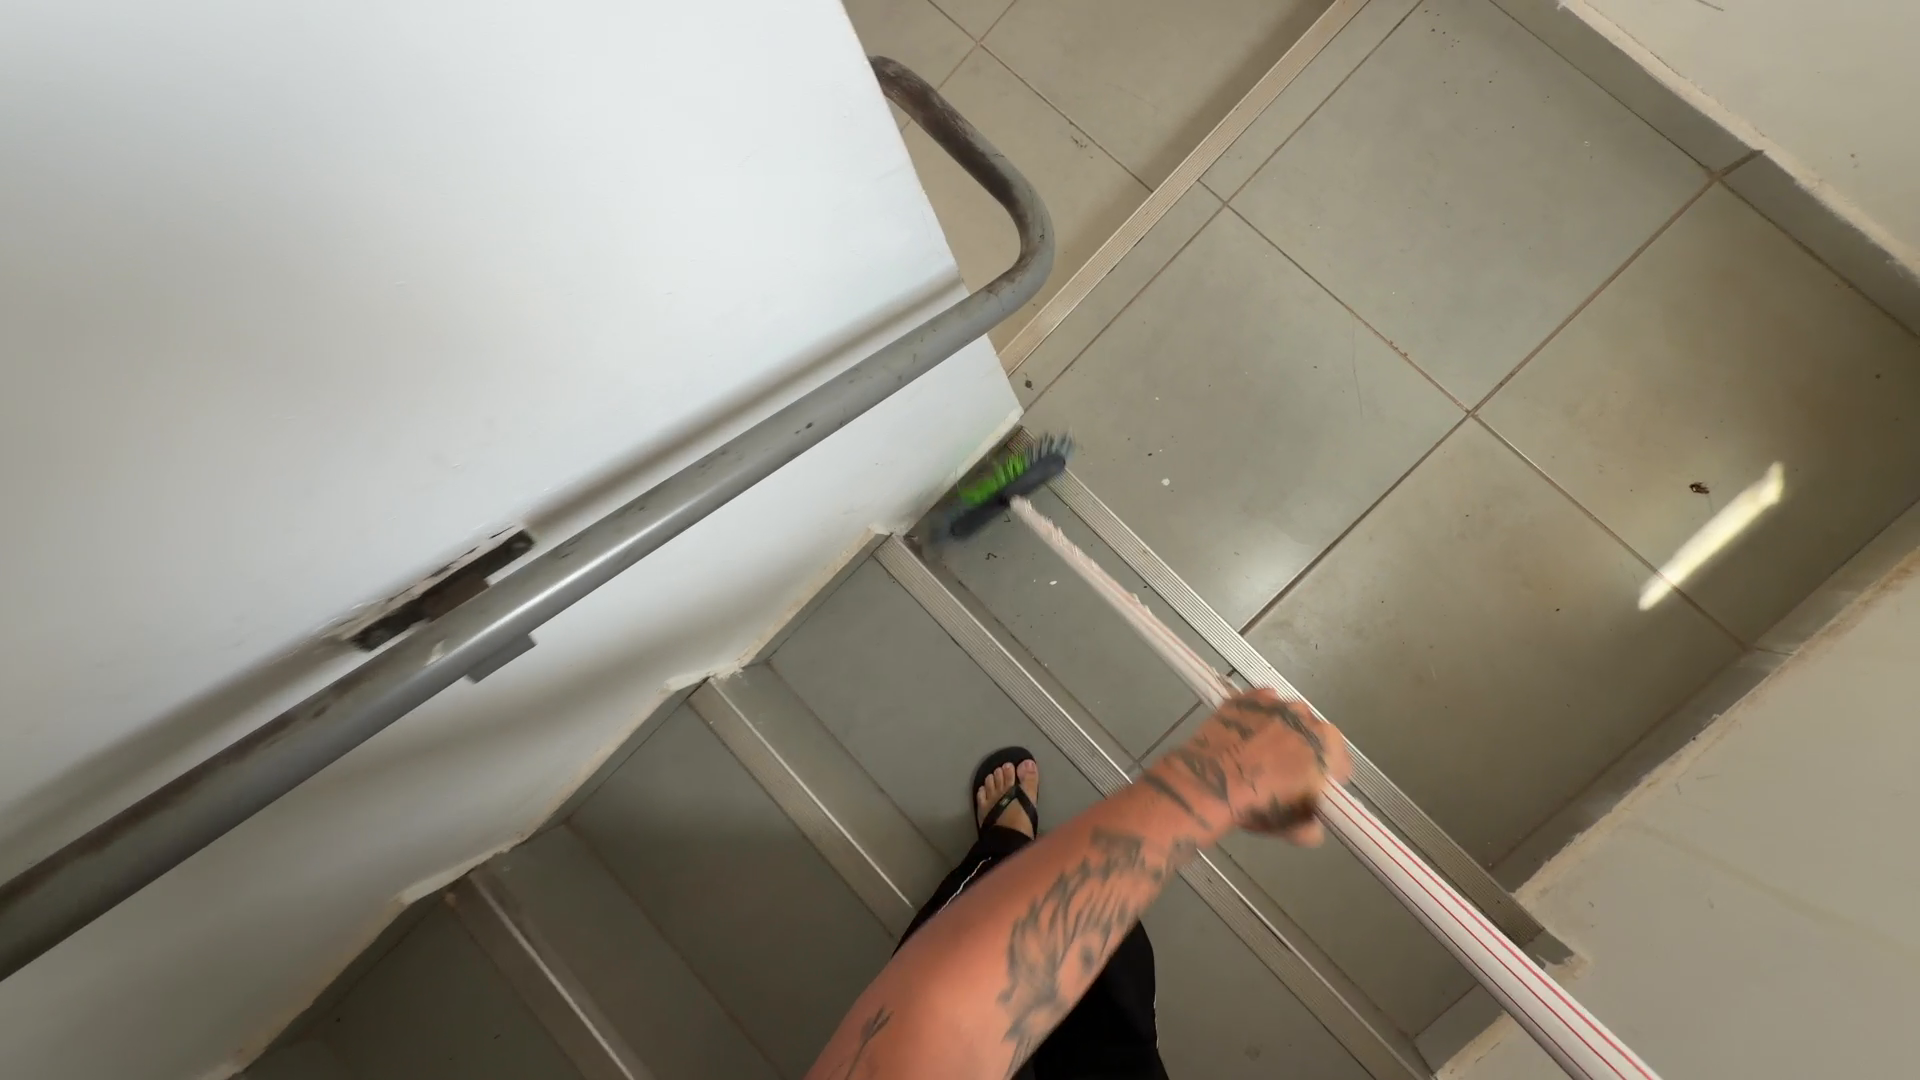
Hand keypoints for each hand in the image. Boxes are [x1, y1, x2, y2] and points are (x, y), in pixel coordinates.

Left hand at [1144, 688, 1351, 845]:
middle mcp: (1303, 715)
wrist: (1208, 783)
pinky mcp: (1243, 699)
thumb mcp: (1296, 827)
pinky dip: (1256, 718)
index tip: (1316, 787)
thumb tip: (1313, 826)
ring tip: (1260, 753)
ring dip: (1280, 732)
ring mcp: (1271, 702)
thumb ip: (1313, 824)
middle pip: (1313, 735)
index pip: (1340, 761)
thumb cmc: (1259, 805)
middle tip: (1285, 770)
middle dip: (1305, 751)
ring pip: (1286, 718)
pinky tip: (1244, 735)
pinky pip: (1257, 706)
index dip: (1330, 776)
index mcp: (1326, 743)